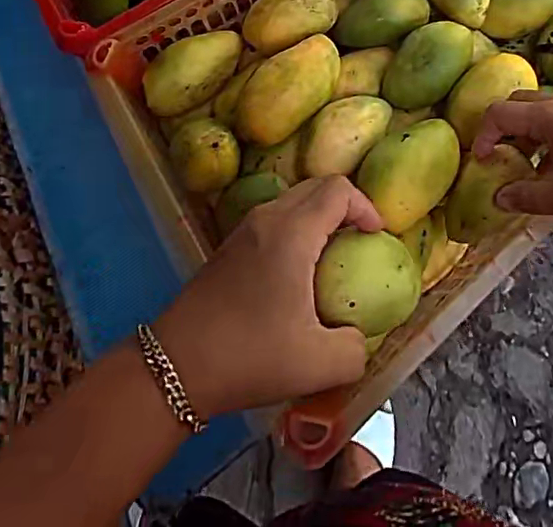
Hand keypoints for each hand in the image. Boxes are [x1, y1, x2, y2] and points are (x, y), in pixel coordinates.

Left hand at [154, 176, 384, 416]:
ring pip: (292, 201)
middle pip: (316, 186)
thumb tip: (358, 339)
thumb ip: (355, 350)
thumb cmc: (249, 356)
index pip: (338, 190)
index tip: (377, 237)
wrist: (175, 365)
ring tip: (333, 259)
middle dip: (346, 206)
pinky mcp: (229, 247)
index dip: (365, 206)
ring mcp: (244, 230)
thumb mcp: (318, 365)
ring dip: (319, 217)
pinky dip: (297, 230)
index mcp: (292, 232)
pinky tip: (297, 275)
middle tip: (361, 243)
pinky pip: (274, 220)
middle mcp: (267, 218)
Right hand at [474, 91, 552, 224]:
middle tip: (499, 156)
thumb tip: (498, 197)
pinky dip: (545, 132)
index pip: (499, 113)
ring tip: (527, 163)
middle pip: (517, 103)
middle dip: (501, 127)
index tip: (481, 160)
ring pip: (539, 109)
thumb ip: (526, 196)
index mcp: (549, 117)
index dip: (483, 135)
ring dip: (524, 130)